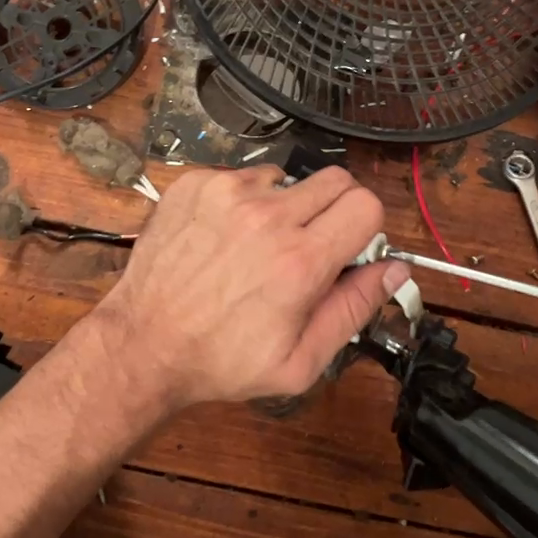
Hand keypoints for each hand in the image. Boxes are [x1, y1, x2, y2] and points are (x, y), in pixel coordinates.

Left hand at [91, 164, 408, 407]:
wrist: (144, 342)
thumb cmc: (222, 360)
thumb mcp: (301, 360)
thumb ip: (354, 309)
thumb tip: (393, 269)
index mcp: (300, 261)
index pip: (367, 206)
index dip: (366, 227)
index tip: (349, 247)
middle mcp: (267, 217)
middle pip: (337, 180)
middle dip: (335, 209)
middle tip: (310, 243)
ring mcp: (228, 193)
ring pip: (288, 178)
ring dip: (286, 205)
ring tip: (259, 245)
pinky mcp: (197, 184)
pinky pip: (243, 177)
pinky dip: (243, 201)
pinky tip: (225, 237)